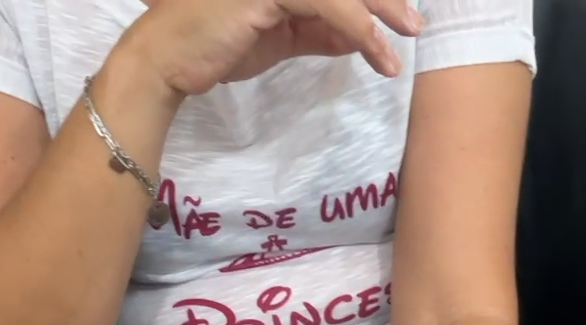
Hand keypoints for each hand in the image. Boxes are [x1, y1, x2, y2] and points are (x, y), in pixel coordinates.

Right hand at [118, 0, 423, 97]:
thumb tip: (359, 38)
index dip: (368, 0)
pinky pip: (326, 3)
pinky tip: (375, 49)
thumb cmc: (219, 44)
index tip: (398, 16)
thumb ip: (318, 32)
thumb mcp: (280, 37)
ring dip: (379, 12)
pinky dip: (356, 26)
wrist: (171, 57)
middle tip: (415, 23)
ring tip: (406, 39)